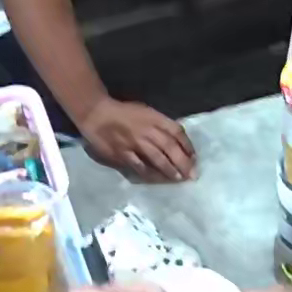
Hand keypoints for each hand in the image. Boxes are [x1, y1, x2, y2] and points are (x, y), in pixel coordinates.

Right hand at [79, 98, 195, 182]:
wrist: (97, 114)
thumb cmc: (123, 112)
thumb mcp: (145, 111)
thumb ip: (160, 124)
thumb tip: (177, 140)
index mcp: (154, 118)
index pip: (176, 131)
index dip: (188, 145)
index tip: (194, 157)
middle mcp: (147, 130)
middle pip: (170, 147)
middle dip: (183, 162)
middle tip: (192, 174)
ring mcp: (134, 143)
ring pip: (157, 158)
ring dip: (170, 170)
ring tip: (179, 179)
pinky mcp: (122, 154)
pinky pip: (139, 166)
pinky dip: (150, 174)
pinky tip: (158, 180)